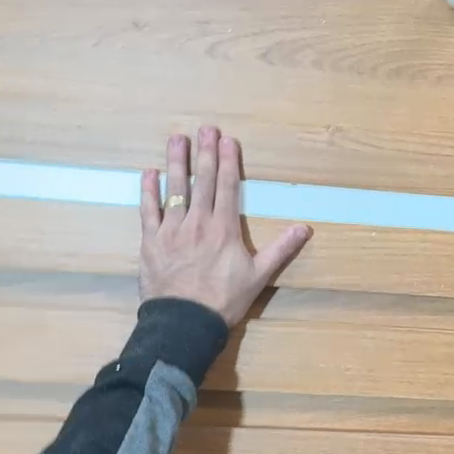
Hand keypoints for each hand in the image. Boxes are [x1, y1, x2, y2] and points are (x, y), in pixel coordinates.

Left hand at [139, 126, 311, 326]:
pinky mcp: (151, 241)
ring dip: (177, 162)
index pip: (228, 186)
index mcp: (224, 228)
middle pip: (203, 181)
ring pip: (176, 189)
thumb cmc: (224, 300)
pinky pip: (148, 210)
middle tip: (206, 128)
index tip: (228, 140)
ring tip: (178, 138)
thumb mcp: (259, 276)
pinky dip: (148, 190)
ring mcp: (172, 230)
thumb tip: (305, 228)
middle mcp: (198, 222)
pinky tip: (149, 172)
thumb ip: (281, 249)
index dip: (229, 161)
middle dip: (205, 153)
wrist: (185, 324)